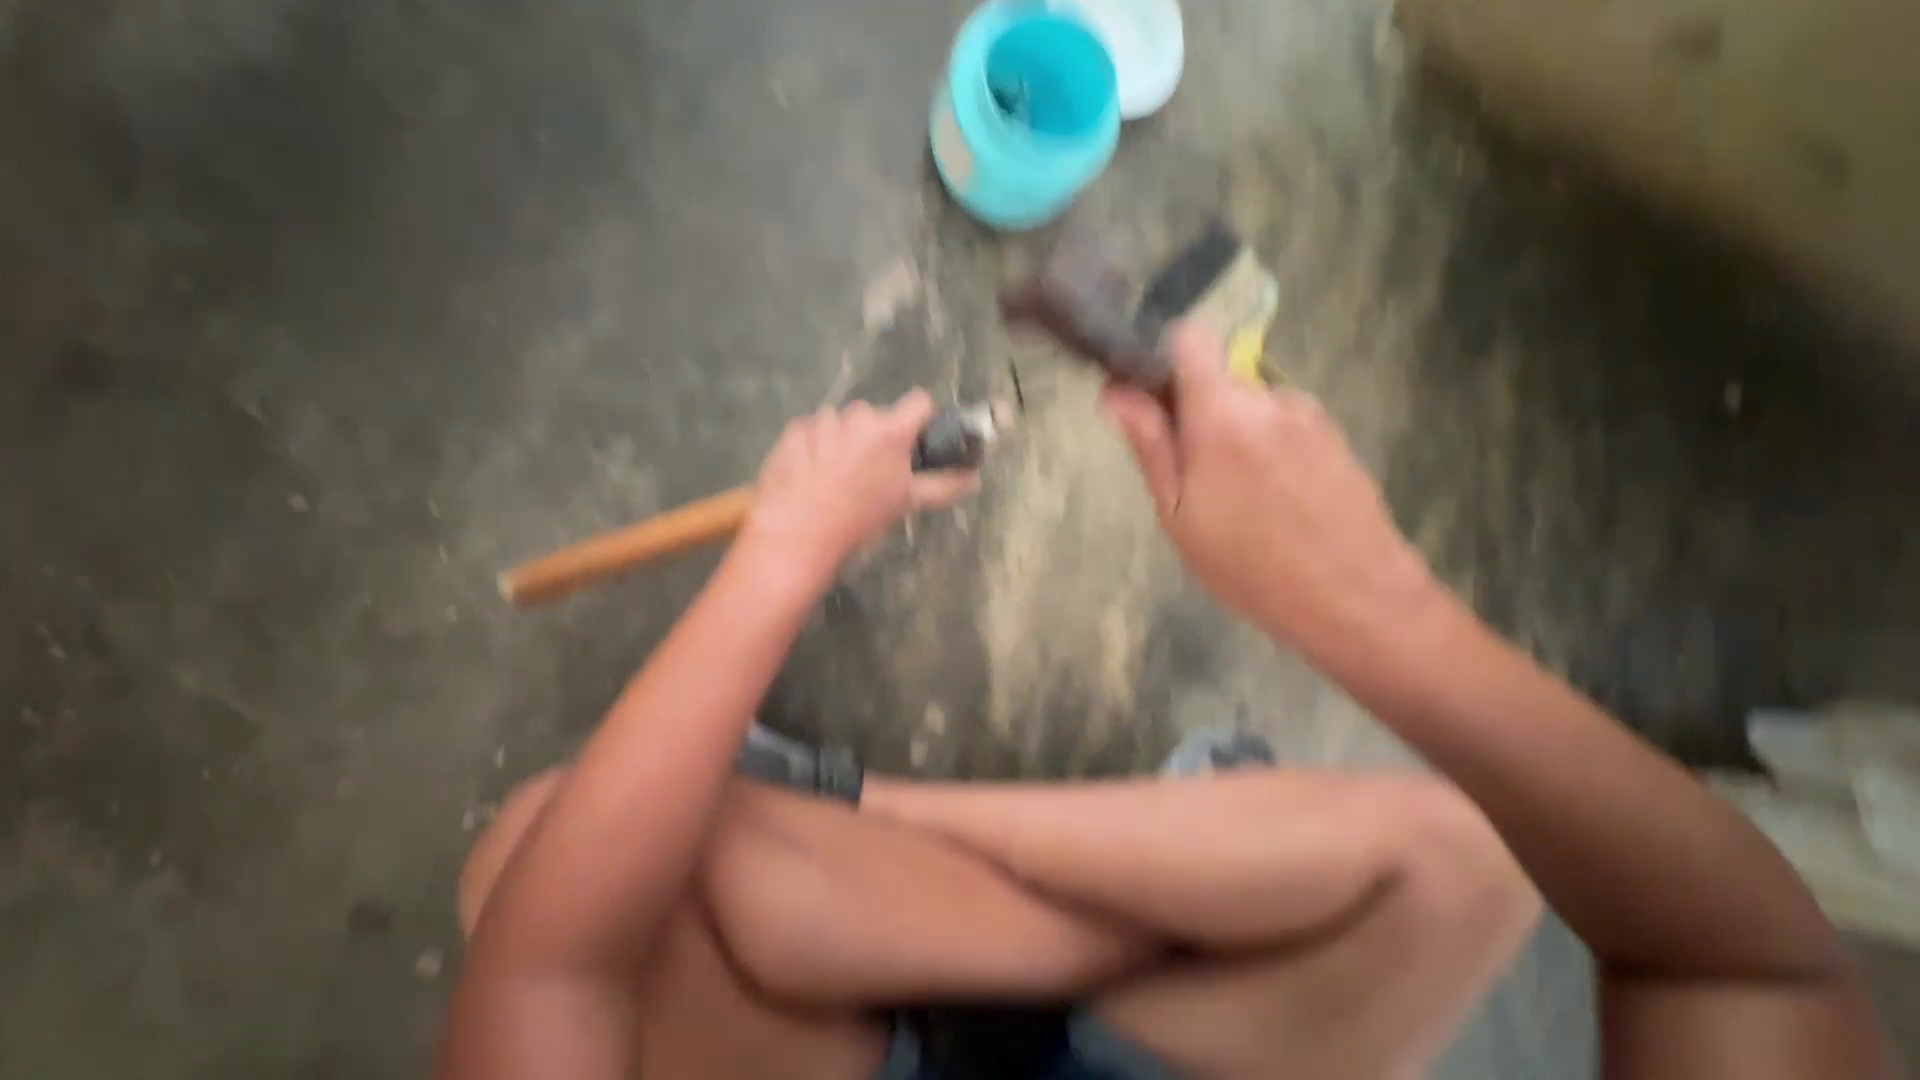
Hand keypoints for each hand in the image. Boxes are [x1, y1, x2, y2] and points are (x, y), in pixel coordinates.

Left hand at [744, 390, 978, 576]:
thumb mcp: (906, 503)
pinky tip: (809, 476)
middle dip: (876, 437)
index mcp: (891, 430)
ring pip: (842, 424)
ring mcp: (822, 420)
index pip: (920, 402)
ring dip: (843, 441)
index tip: (914, 442)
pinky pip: (812, 431)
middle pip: (876, 417)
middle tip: (870, 473)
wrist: (797, 533)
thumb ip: (943, 486)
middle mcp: (857, 415)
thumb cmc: (859, 518)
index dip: (921, 420)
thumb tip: (974, 478)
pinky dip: (814, 447)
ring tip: (834, 478)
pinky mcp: (793, 430)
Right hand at [1100, 323, 1435, 650]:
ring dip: (1237, 435)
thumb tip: (1115, 392)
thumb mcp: (1179, 515)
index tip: (1154, 403)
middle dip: (1199, 415)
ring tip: (1243, 502)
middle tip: (1196, 481)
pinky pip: (1284, 426)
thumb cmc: (1248, 565)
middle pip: (1219, 380)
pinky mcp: (1335, 436)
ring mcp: (1308, 415)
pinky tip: (1279, 503)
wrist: (1354, 596)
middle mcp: (1268, 398)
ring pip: (1253, 406)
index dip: (1165, 359)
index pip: (1190, 338)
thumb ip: (1150, 446)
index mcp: (1221, 413)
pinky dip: (1270, 450)